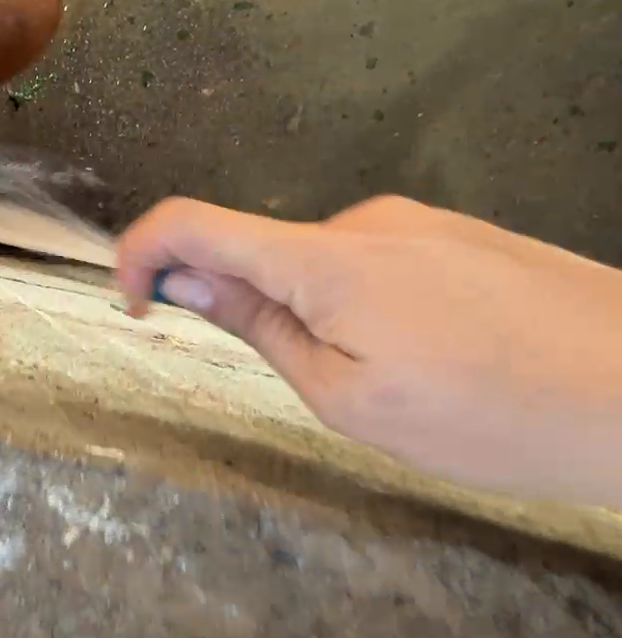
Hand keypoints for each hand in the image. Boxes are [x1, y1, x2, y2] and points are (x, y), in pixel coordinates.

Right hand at [116, 195, 621, 509]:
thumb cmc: (502, 416)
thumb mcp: (349, 398)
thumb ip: (258, 328)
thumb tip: (184, 281)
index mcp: (323, 260)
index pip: (186, 223)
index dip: (137, 254)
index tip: (136, 302)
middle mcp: (363, 221)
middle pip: (257, 251)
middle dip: (255, 310)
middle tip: (322, 380)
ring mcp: (420, 223)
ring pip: (318, 264)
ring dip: (318, 313)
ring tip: (402, 377)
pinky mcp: (463, 235)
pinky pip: (373, 263)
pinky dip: (366, 305)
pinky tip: (442, 355)